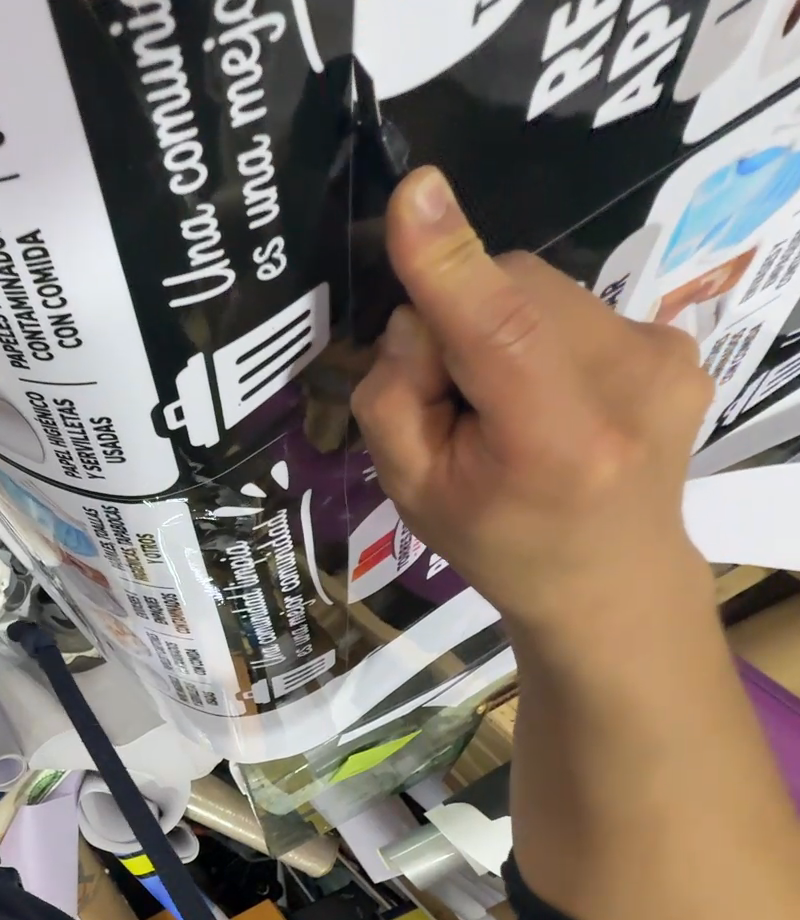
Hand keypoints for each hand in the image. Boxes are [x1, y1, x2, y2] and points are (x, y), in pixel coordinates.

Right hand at [352, 167, 714, 636]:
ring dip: (485, 327)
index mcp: (555, 440)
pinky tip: (536, 391)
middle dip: (449, 323)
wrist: (608, 576)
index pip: (496, 330)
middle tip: (444, 398)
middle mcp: (630, 382)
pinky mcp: (674, 338)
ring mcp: (665, 353)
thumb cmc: (490, 540)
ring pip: (532, 286)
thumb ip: (394, 395)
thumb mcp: (406, 485)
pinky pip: (562, 301)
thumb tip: (417, 312)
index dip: (448, 263)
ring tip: (494, 401)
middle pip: (507, 288)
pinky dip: (525, 333)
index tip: (415, 192)